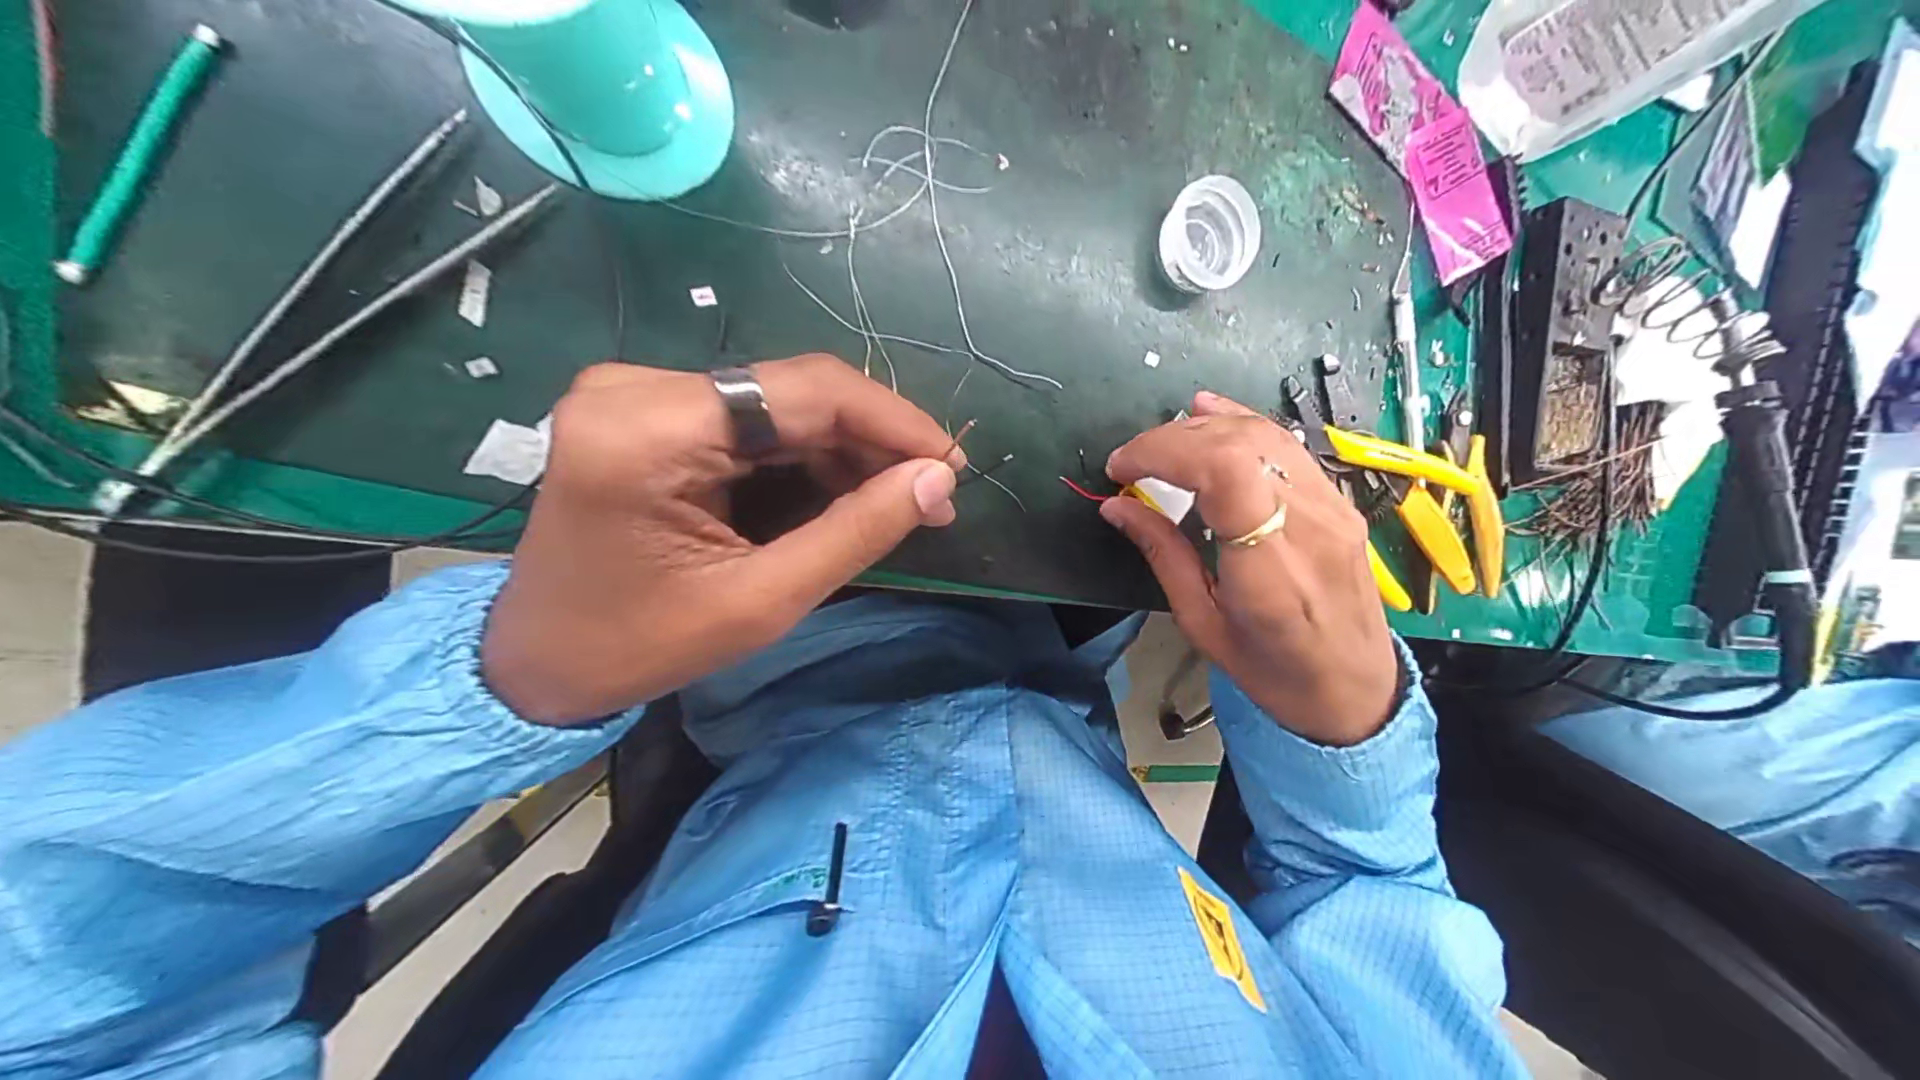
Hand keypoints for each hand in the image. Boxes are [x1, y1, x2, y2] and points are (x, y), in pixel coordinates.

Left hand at [482, 355, 964, 724]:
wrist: (536, 662)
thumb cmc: (640, 646)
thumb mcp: (762, 602)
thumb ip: (855, 533)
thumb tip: (936, 481)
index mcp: (651, 431)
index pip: (806, 392)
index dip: (893, 421)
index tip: (951, 462)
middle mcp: (637, 388)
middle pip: (793, 391)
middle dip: (872, 440)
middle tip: (930, 492)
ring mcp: (635, 393)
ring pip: (777, 403)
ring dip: (843, 447)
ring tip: (895, 497)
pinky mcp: (644, 411)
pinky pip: (749, 418)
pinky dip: (802, 452)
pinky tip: (840, 488)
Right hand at [1101, 391, 1399, 745]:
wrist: (1353, 690)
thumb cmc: (1272, 671)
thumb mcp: (1201, 622)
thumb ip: (1163, 554)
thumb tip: (1117, 506)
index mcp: (1271, 567)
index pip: (1223, 469)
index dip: (1163, 451)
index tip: (1121, 468)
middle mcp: (1310, 524)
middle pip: (1239, 444)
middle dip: (1171, 438)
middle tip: (1130, 461)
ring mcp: (1332, 506)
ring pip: (1264, 434)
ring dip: (1202, 427)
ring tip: (1159, 441)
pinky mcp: (1338, 500)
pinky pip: (1285, 444)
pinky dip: (1240, 424)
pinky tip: (1209, 415)